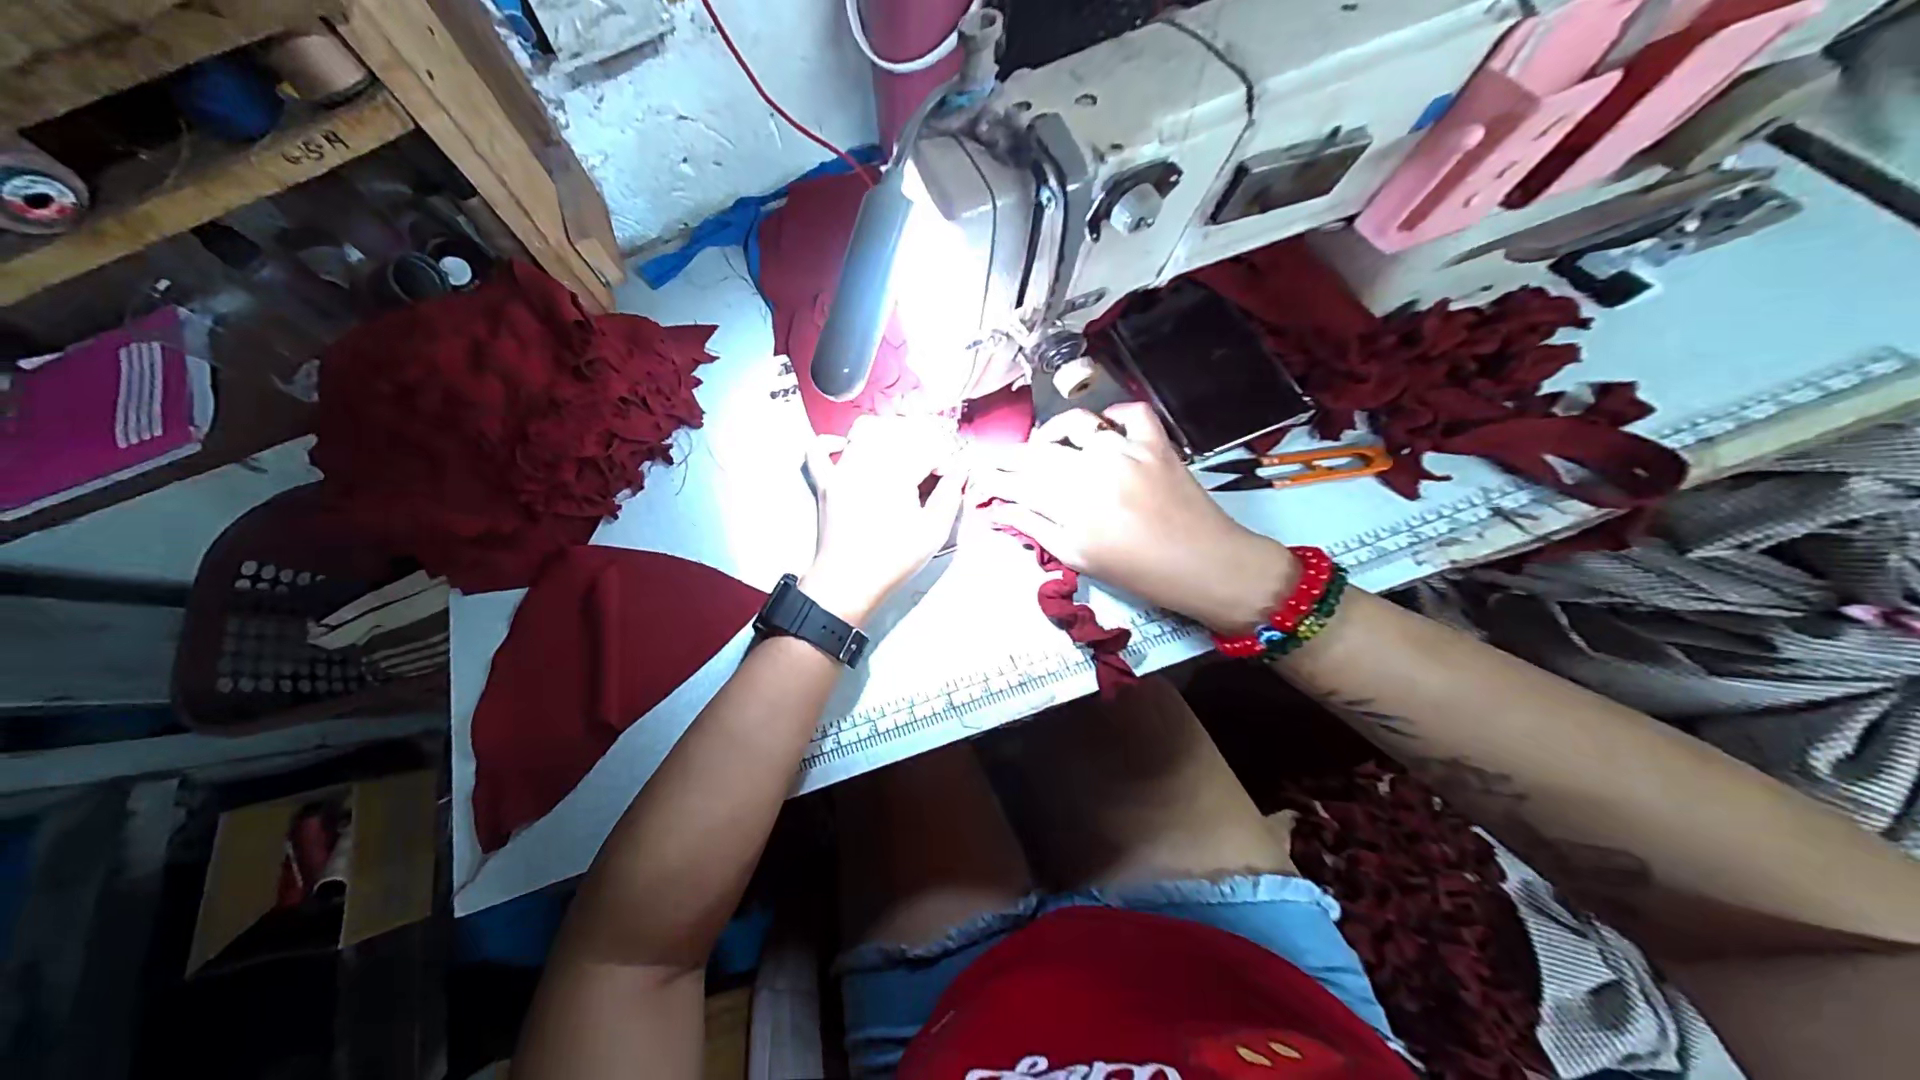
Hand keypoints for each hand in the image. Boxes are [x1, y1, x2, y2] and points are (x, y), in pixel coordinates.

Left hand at [800, 415, 964, 626]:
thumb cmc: (892, 560)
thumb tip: (959, 472)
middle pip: (898, 434)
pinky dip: (829, 442)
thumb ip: (950, 495)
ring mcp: (842, 471)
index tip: (948, 479)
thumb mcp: (934, 531)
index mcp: (897, 473)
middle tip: (930, 470)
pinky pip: (819, 451)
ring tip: (901, 458)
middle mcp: (867, 463)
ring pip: (864, 433)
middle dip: (920, 445)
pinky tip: (845, 445)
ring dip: (887, 437)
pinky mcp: (825, 484)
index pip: (928, 448)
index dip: (944, 462)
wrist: (848, 583)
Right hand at [969, 402, 1297, 633]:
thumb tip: (1000, 510)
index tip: (977, 474)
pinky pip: (1131, 412)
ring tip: (1050, 446)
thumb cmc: (1138, 571)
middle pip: (1039, 451)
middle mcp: (1093, 467)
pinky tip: (1107, 430)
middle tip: (999, 460)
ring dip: (1056, 432)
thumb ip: (1036, 527)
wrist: (1205, 565)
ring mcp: (1126, 450)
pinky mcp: (1155, 441)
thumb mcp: (1078, 557)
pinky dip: (1115, 416)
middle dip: (1012, 455)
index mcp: (1070, 502)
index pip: (1017, 480)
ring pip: (1078, 424)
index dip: (992, 476)